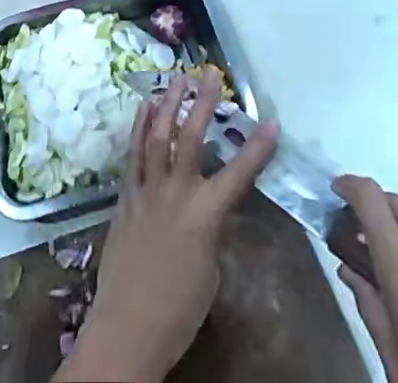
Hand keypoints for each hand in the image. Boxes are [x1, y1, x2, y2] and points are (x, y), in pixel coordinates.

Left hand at [54, 67, 278, 382]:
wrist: (128, 325)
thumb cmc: (180, 308)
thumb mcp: (211, 268)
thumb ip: (215, 228)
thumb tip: (217, 206)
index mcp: (206, 214)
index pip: (239, 173)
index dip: (258, 147)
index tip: (271, 120)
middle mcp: (176, 192)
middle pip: (190, 137)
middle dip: (203, 102)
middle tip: (209, 73)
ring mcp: (147, 189)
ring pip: (156, 136)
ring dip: (167, 104)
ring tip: (176, 78)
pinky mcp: (126, 195)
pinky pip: (134, 153)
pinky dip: (139, 127)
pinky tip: (144, 107)